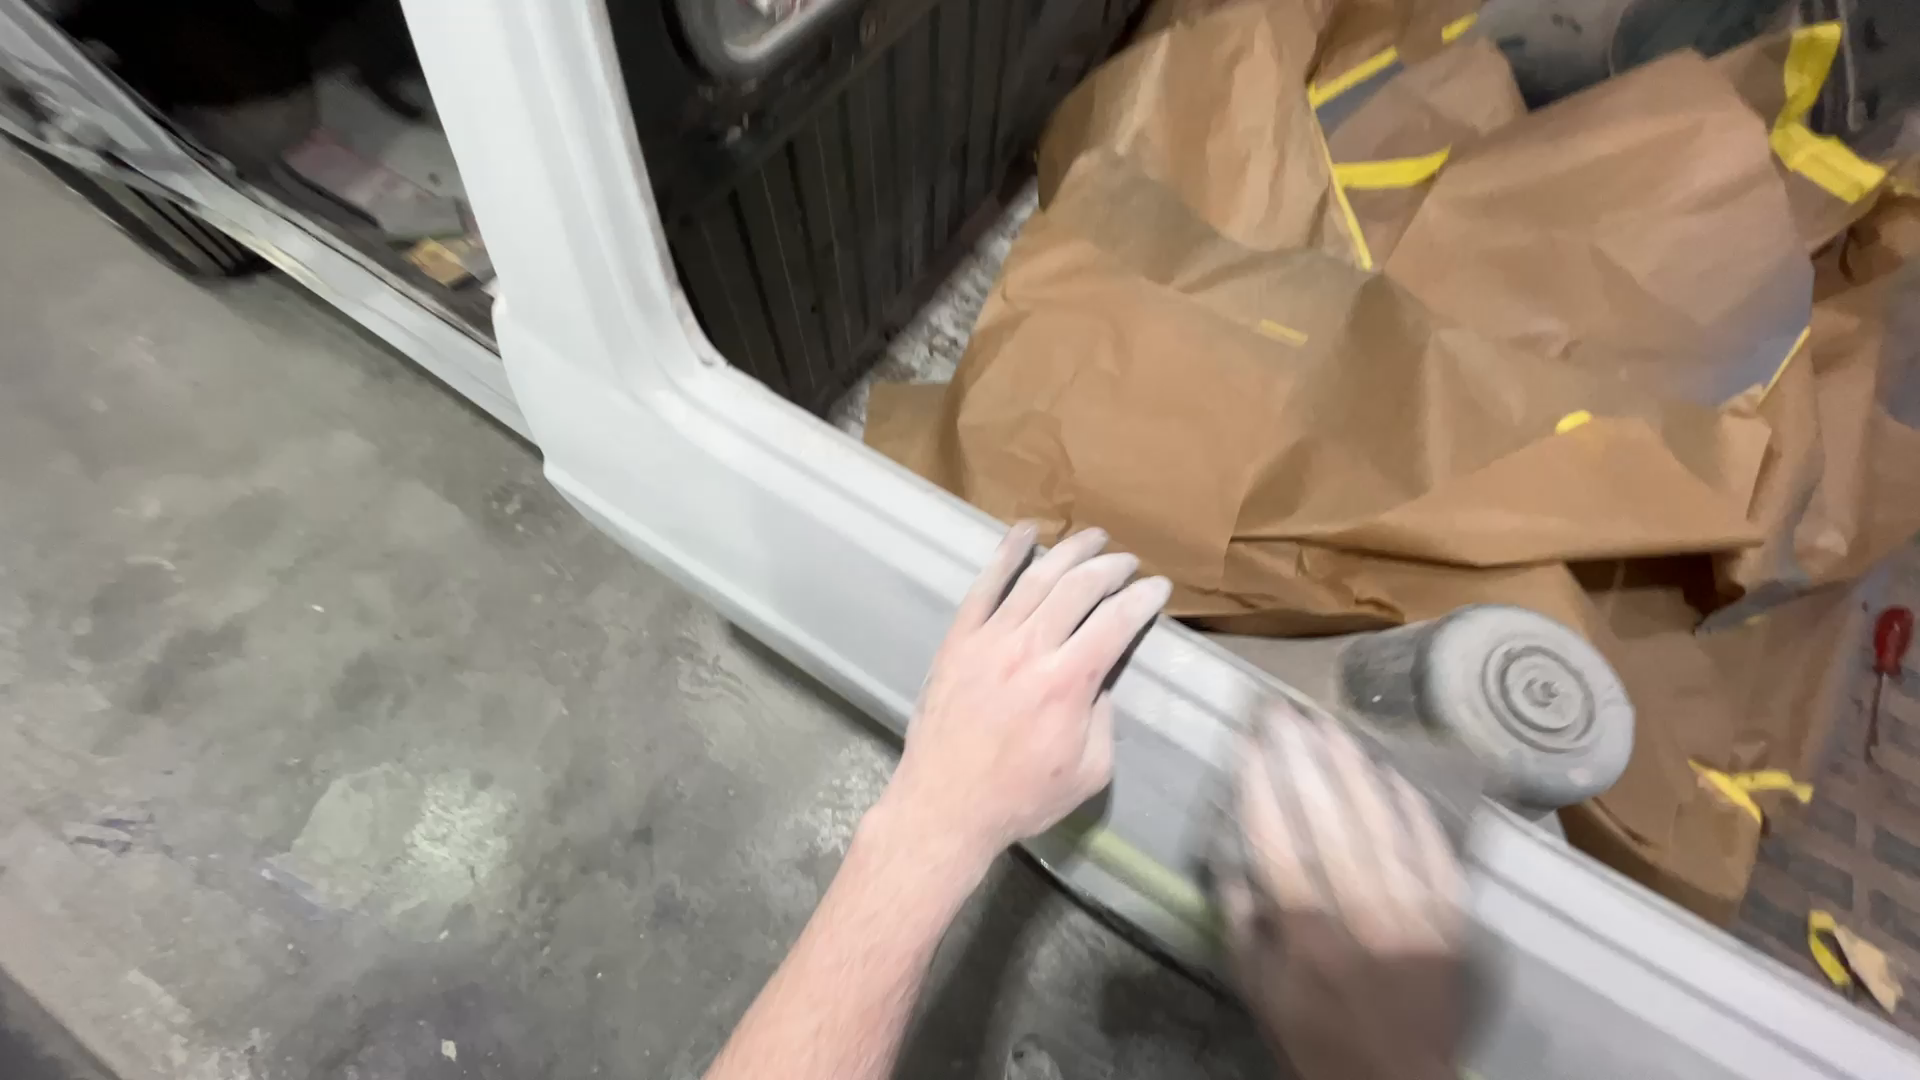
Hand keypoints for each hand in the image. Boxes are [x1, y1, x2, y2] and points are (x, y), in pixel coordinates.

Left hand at [878, 522, 1170, 869]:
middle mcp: (1031, 649)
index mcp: (1068, 683)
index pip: (1116, 622)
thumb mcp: (1089, 772)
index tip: (1158, 588)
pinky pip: (984, 587)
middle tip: (1128, 562)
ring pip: (1036, 578)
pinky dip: (1005, 554)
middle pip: (1079, 588)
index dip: (1144, 599)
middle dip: (1111, 568)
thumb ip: (1105, 719)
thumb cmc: (1021, 797)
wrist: (945, 804)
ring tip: (1093, 537)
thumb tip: (1102, 678)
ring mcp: (990, 639)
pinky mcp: (959, 640)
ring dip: (1069, 551)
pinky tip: (1024, 531)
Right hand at [1215, 701, 1467, 1079]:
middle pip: (1330, 822)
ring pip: (1381, 828)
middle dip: (1304, 759)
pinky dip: (1414, 814)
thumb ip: (1241, 923)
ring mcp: (1414, 917)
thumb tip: (1230, 860)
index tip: (1248, 742)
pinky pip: (1435, 857)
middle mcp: (1361, 917)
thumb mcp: (1258, 991)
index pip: (1276, 841)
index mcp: (1306, 934)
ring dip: (1354, 771)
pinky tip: (1393, 776)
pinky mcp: (1453, 925)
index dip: (1260, 785)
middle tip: (1286, 713)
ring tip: (1331, 726)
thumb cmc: (1316, 1039)